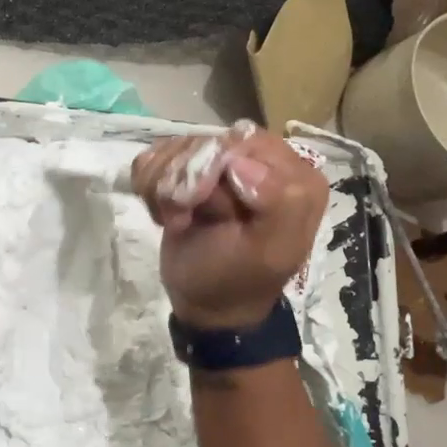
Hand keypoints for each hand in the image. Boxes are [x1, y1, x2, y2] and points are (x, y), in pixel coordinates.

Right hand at [132, 125, 328, 328]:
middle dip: (181, 179)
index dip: (210, 170)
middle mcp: (264, 161)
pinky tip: (164, 212)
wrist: (206, 305)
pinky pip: (159, 155)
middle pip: (205, 141)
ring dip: (162, 185)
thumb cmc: (238, 280)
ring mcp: (224, 164)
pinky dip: (151, 183)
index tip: (195, 207)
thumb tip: (242, 162)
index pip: (241, 143)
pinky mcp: (192, 171)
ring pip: (177, 146)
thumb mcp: (268, 251)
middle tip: (181, 217)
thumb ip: (277, 202)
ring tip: (174, 219)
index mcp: (295, 176)